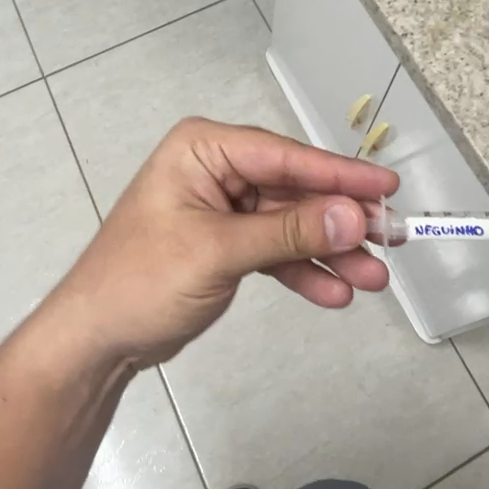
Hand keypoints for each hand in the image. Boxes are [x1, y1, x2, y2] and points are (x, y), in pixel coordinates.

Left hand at [44, 118, 398, 367]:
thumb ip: (289, 233)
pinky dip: (303, 271)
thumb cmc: (143, 280)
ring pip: (290, 224)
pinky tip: (336, 293)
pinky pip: (274, 251)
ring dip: (330, 251)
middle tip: (391, 239)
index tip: (387, 186)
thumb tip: (354, 215)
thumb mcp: (219, 252)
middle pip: (293, 190)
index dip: (339, 173)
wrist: (97, 339)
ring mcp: (223, 207)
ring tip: (374, 279)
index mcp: (204, 149)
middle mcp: (217, 169)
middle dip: (339, 220)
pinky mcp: (226, 243)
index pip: (284, 156)